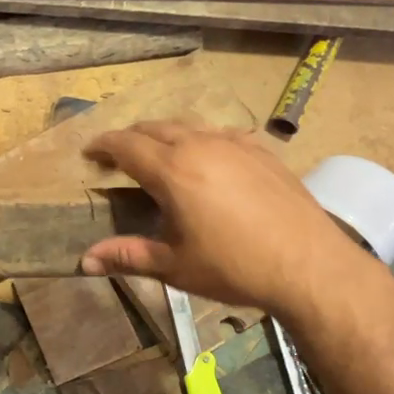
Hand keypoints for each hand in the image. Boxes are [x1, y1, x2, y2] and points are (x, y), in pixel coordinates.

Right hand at [80, 122, 378, 318]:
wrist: (309, 265)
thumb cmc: (234, 267)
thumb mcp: (173, 266)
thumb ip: (126, 256)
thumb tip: (84, 261)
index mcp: (172, 170)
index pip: (125, 145)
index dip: (103, 146)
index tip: (89, 152)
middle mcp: (200, 145)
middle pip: (154, 128)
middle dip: (131, 138)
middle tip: (118, 157)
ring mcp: (235, 144)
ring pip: (189, 125)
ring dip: (165, 134)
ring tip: (159, 153)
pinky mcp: (262, 151)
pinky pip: (221, 133)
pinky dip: (201, 138)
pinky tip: (207, 156)